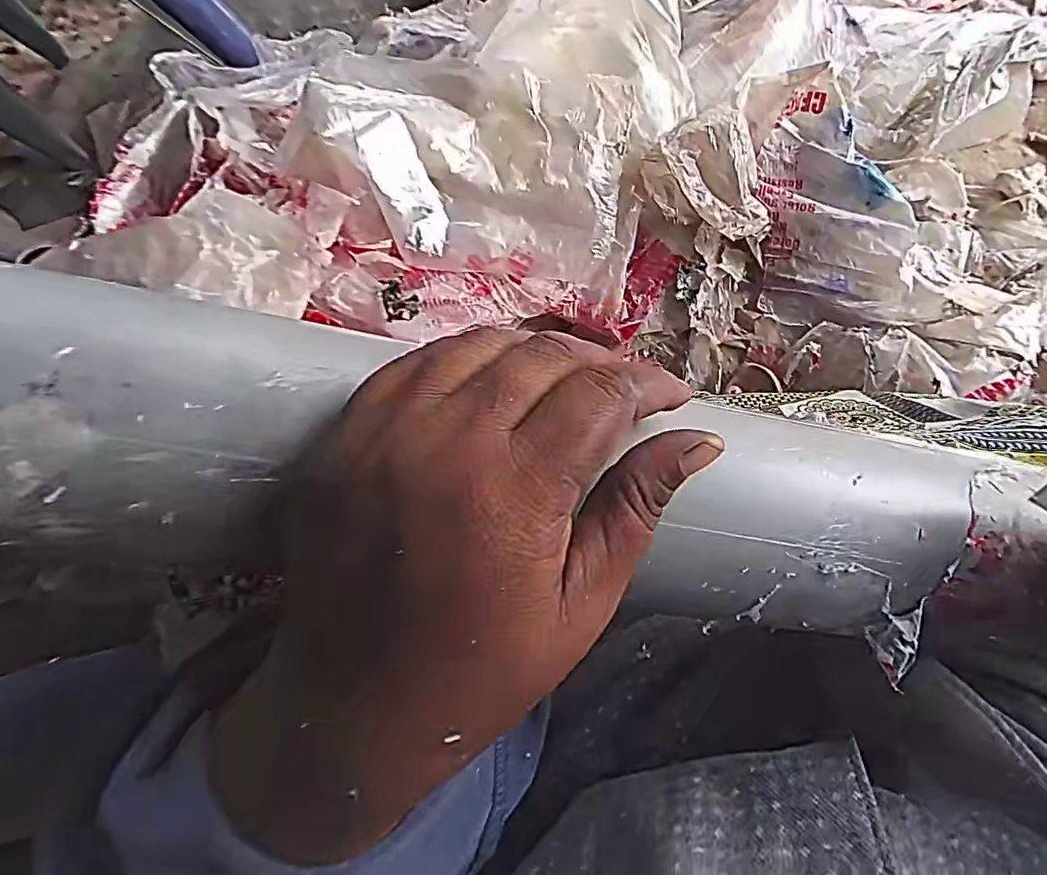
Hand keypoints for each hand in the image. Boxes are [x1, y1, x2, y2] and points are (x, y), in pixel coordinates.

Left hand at [210, 327, 722, 862]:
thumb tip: (698, 442)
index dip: (646, 383)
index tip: (670, 395)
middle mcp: (446, 443)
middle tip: (624, 388)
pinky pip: (422, 360)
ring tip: (568, 378)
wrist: (349, 703)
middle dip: (601, 361)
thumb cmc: (479, 670)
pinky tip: (496, 380)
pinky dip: (472, 357)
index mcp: (513, 494)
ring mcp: (387, 428)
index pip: (598, 395)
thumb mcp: (579, 605)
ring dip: (538, 350)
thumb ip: (636, 508)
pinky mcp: (350, 428)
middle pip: (543, 356)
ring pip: (482, 344)